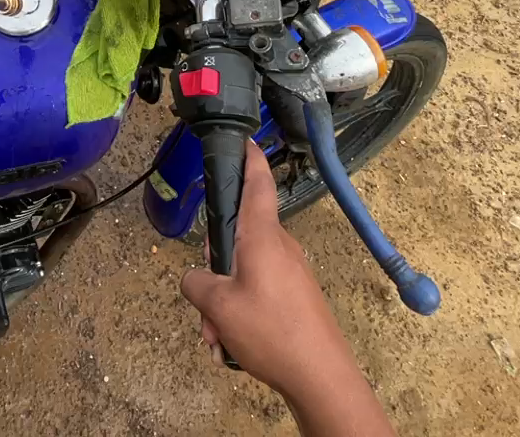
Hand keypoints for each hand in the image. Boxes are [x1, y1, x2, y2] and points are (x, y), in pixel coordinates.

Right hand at [178, 141, 339, 394]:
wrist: (324, 381)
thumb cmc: (272, 331)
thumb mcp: (218, 305)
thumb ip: (195, 282)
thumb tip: (196, 277)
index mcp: (262, 235)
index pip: (257, 183)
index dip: (250, 158)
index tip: (244, 138)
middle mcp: (279, 246)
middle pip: (237, 237)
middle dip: (214, 268)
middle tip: (205, 304)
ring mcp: (291, 272)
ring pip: (244, 271)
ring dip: (225, 299)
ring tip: (218, 336)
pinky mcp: (297, 297)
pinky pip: (259, 291)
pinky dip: (242, 312)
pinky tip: (234, 345)